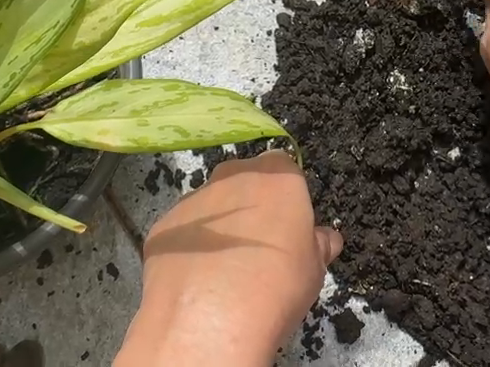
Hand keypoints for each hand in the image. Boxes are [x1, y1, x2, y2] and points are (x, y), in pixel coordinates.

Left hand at [116, 151, 340, 366]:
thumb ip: (319, 245)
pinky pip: (183, 231)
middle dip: (251, 203)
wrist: (208, 320)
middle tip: (257, 246)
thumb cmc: (276, 286)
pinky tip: (195, 280)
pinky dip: (190, 248)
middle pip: (246, 179)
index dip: (287, 198)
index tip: (287, 227)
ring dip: (219, 226)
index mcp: (278, 176)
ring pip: (212, 204)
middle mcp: (235, 174)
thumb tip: (326, 238)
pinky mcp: (164, 224)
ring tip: (222, 270)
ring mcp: (195, 197)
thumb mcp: (315, 270)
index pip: (286, 169)